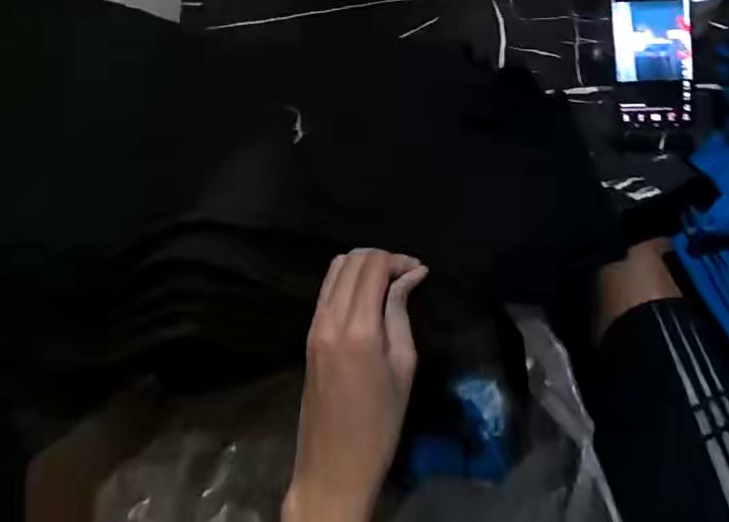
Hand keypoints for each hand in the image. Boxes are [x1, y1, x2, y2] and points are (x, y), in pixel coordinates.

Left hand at [283, 249, 428, 521]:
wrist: (333, 470)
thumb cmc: (379, 423)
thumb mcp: (403, 365)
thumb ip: (401, 311)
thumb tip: (412, 274)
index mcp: (358, 329)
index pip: (373, 265)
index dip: (399, 260)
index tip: (419, 271)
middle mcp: (330, 320)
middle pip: (353, 260)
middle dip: (382, 259)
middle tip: (406, 275)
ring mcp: (314, 328)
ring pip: (335, 269)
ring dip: (363, 266)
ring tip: (389, 283)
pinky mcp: (309, 337)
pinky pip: (327, 290)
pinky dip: (348, 280)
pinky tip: (368, 297)